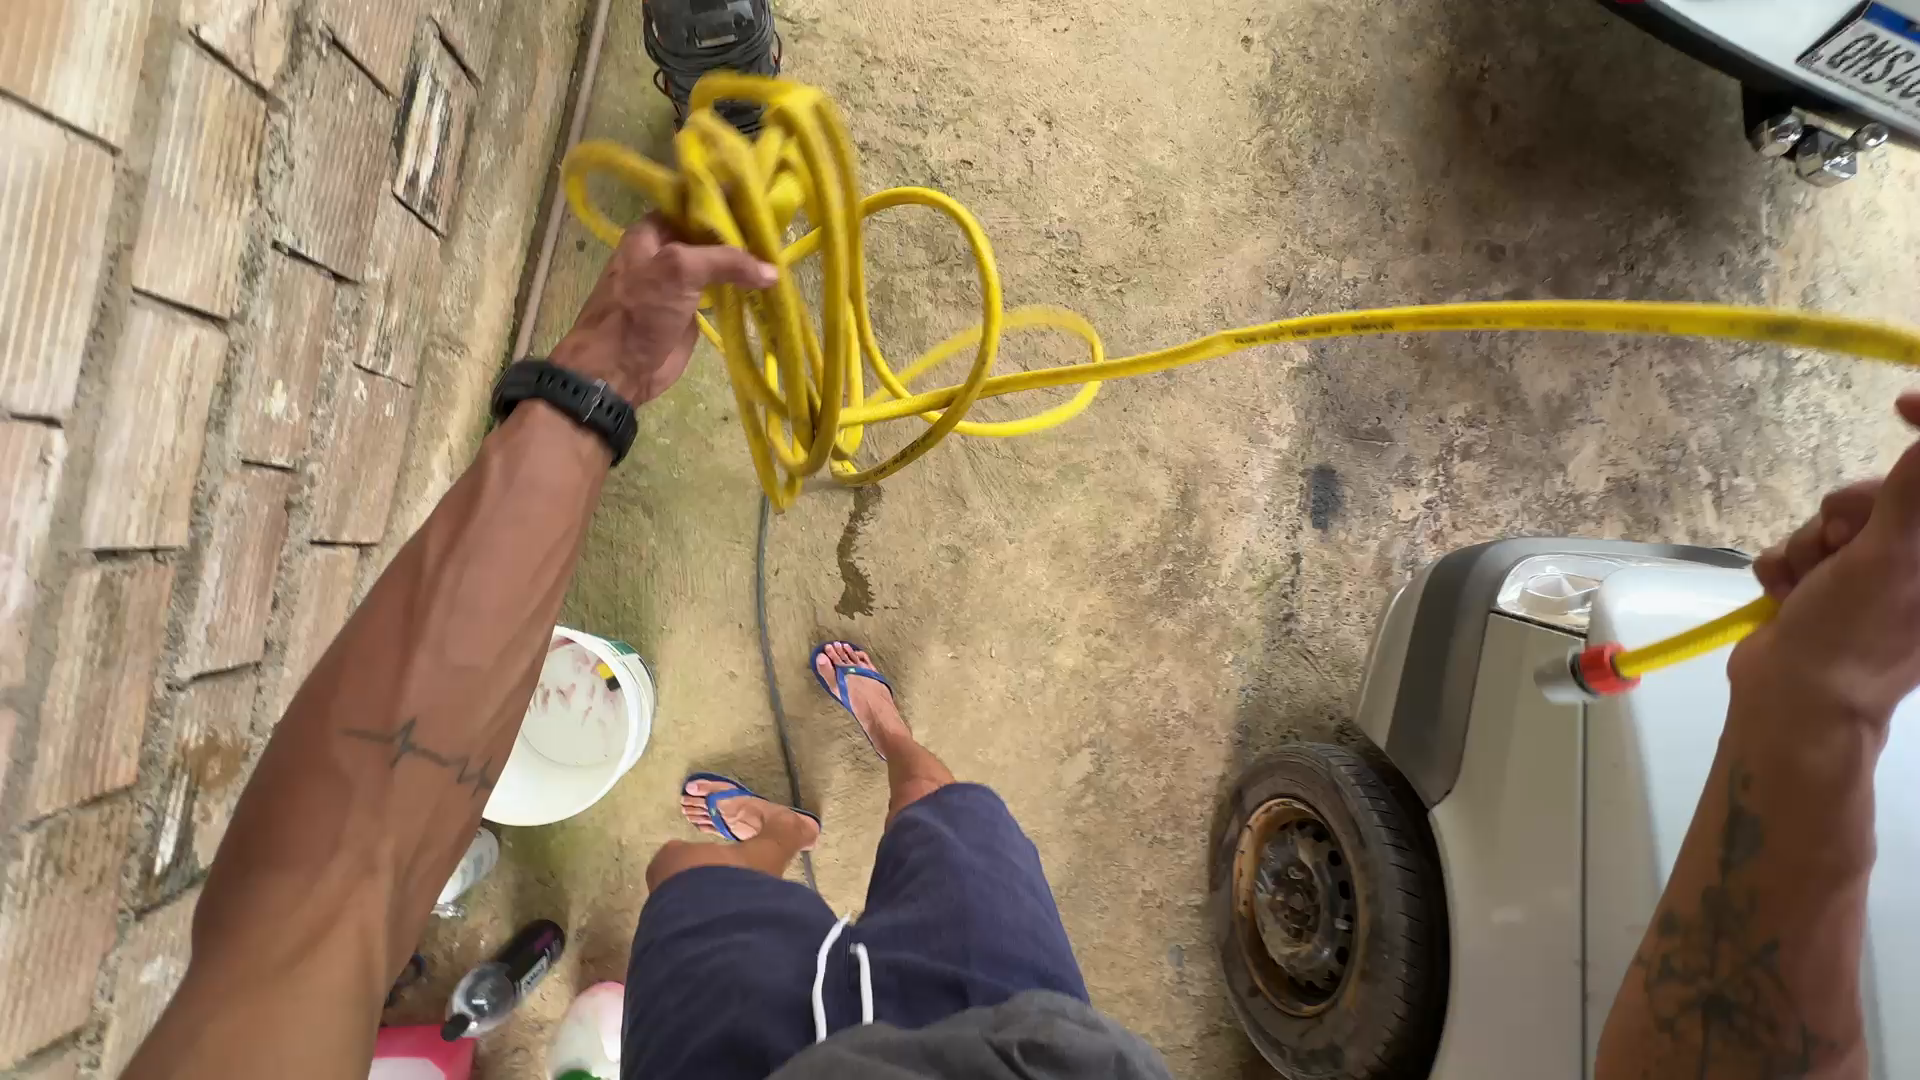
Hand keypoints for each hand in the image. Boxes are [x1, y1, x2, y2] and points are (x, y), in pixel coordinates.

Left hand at [550, 215, 775, 404]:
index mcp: (654, 231)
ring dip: (746, 264)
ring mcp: (683, 284)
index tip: (760, 202)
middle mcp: (669, 251)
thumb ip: (725, 261)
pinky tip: (770, 286)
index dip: (725, 202)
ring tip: (782, 256)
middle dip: (742, 234)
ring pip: (720, 266)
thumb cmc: (639, 310)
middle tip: (778, 231)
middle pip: (711, 236)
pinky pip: (725, 294)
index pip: (694, 205)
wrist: (620, 368)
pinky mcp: (695, 312)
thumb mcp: (679, 270)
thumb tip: (772, 271)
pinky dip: (745, 291)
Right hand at [1732, 393, 1919, 724]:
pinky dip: (1787, 564)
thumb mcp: (1893, 556)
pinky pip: (1803, 547)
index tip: (1900, 403)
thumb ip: (1917, 491)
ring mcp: (1887, 571)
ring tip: (1807, 582)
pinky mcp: (1840, 582)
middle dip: (1843, 516)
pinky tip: (1790, 592)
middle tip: (1839, 550)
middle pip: (1885, 493)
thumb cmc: (1856, 633)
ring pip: (1835, 520)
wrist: (1795, 693)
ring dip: (1807, 545)